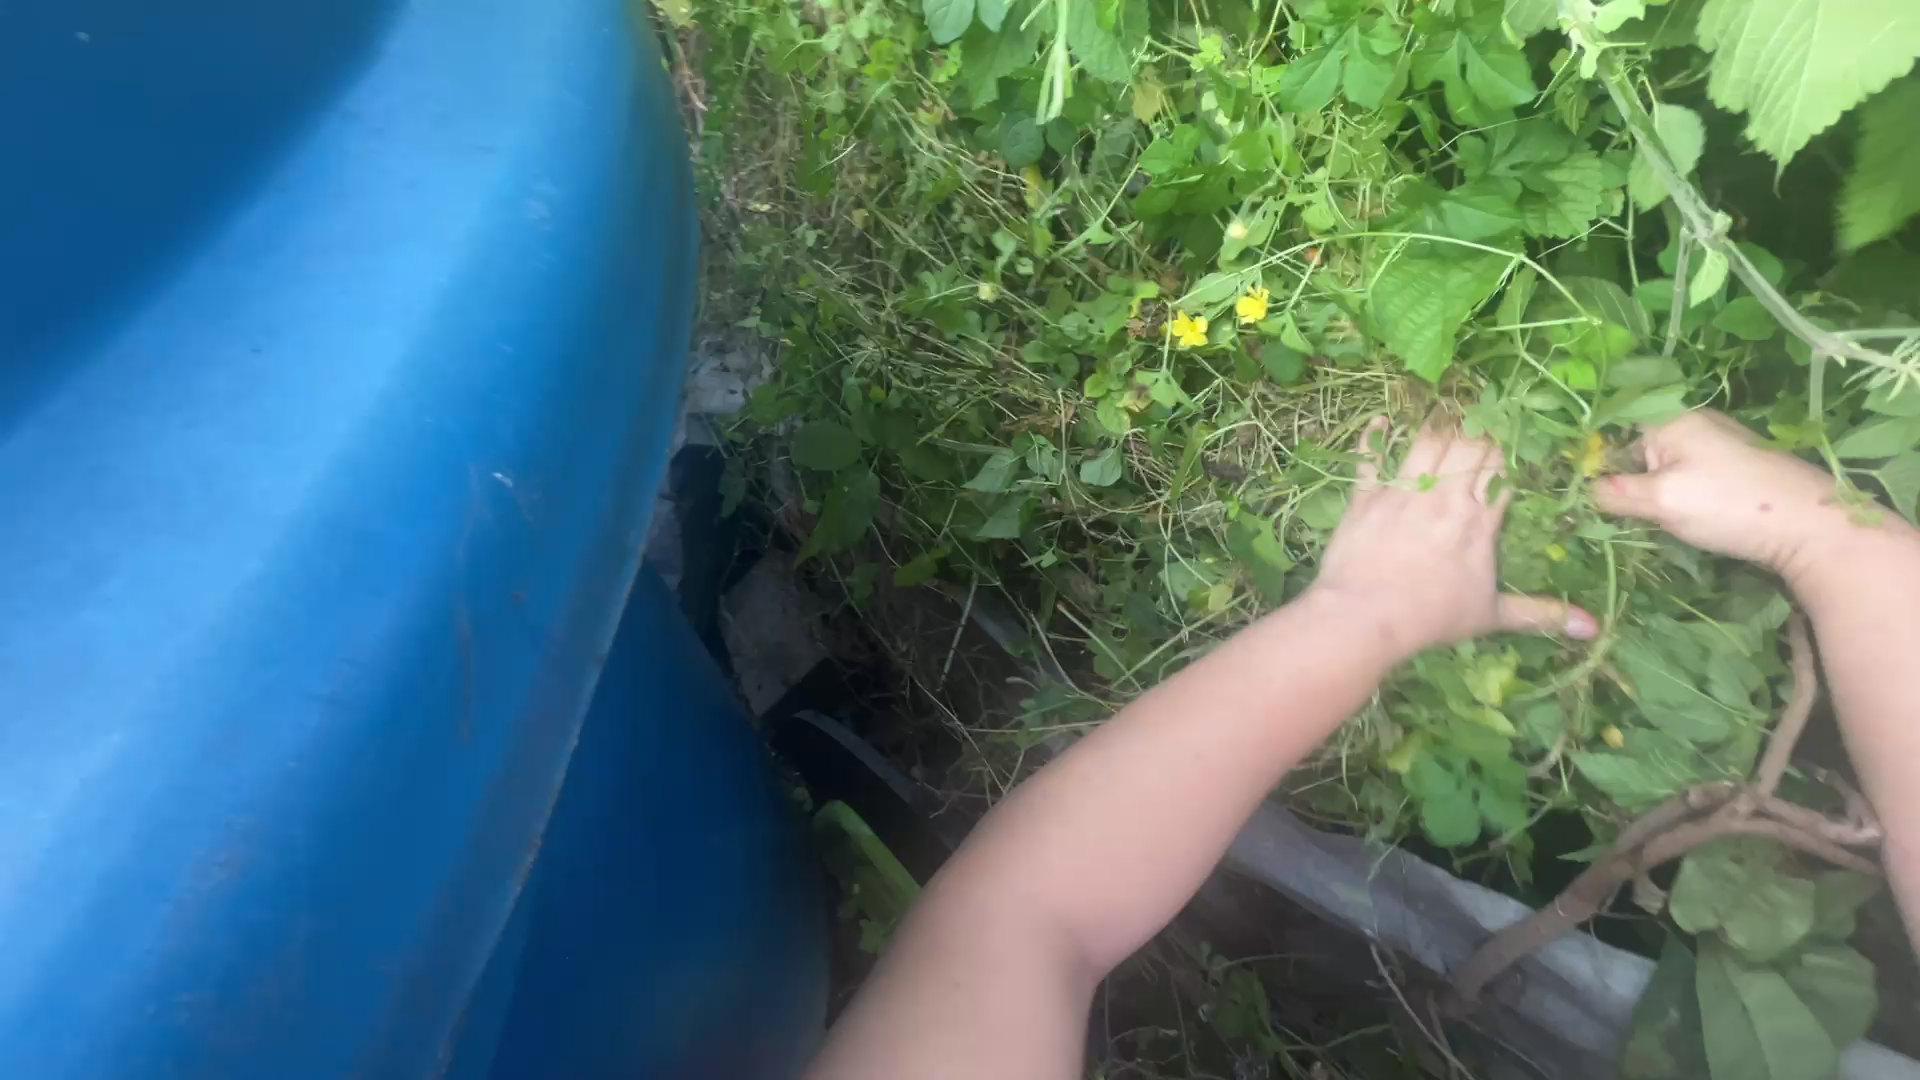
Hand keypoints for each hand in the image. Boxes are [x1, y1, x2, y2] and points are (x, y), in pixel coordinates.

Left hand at [1308, 418, 1596, 659]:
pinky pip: (1369, 460)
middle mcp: (1443, 497)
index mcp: (1479, 520)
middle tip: (1482, 413)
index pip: (1502, 469)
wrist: (1365, 614)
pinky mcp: (1363, 499)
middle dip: (1478, 429)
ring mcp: (1401, 494)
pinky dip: (1374, 438)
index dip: (1508, 449)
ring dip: (1436, 426)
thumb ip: (1539, 614)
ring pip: (1424, 445)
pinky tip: (1379, 420)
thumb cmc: (1430, 616)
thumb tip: (1592, 629)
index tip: (1514, 433)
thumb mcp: (1489, 615)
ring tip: (1445, 410)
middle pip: (1467, 448)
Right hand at [1591, 409, 1873, 582]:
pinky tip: (1658, 513)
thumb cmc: (1730, 505)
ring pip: (1648, 464)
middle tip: (1593, 504)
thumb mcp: (1658, 501)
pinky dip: (1656, 492)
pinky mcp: (1722, 469)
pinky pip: (1671, 475)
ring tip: (1624, 512)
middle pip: (1626, 445)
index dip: (1582, 450)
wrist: (1815, 529)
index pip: (1606, 425)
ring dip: (1631, 487)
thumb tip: (1572, 493)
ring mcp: (1708, 446)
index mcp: (1670, 421)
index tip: (1564, 480)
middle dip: (1606, 473)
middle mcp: (1688, 425)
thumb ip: (1608, 493)